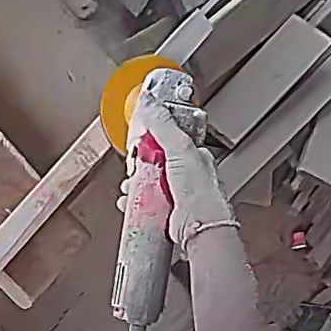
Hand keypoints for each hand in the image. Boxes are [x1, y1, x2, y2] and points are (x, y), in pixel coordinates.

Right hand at [119, 99, 235, 252]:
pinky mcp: (166, 213)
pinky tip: (130, 201)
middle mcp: (187, 175)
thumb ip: (163, 125)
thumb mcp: (179, 148)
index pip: (172, 138)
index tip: (140, 135)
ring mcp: (176, 195)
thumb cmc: (200, 191)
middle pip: (156, 162)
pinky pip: (145, 204)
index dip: (154, 135)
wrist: (199, 228)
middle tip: (134, 163)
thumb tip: (148, 101)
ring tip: (130, 184)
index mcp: (195, 155)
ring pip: (149, 183)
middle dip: (141, 163)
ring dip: (135, 184)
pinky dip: (135, 202)